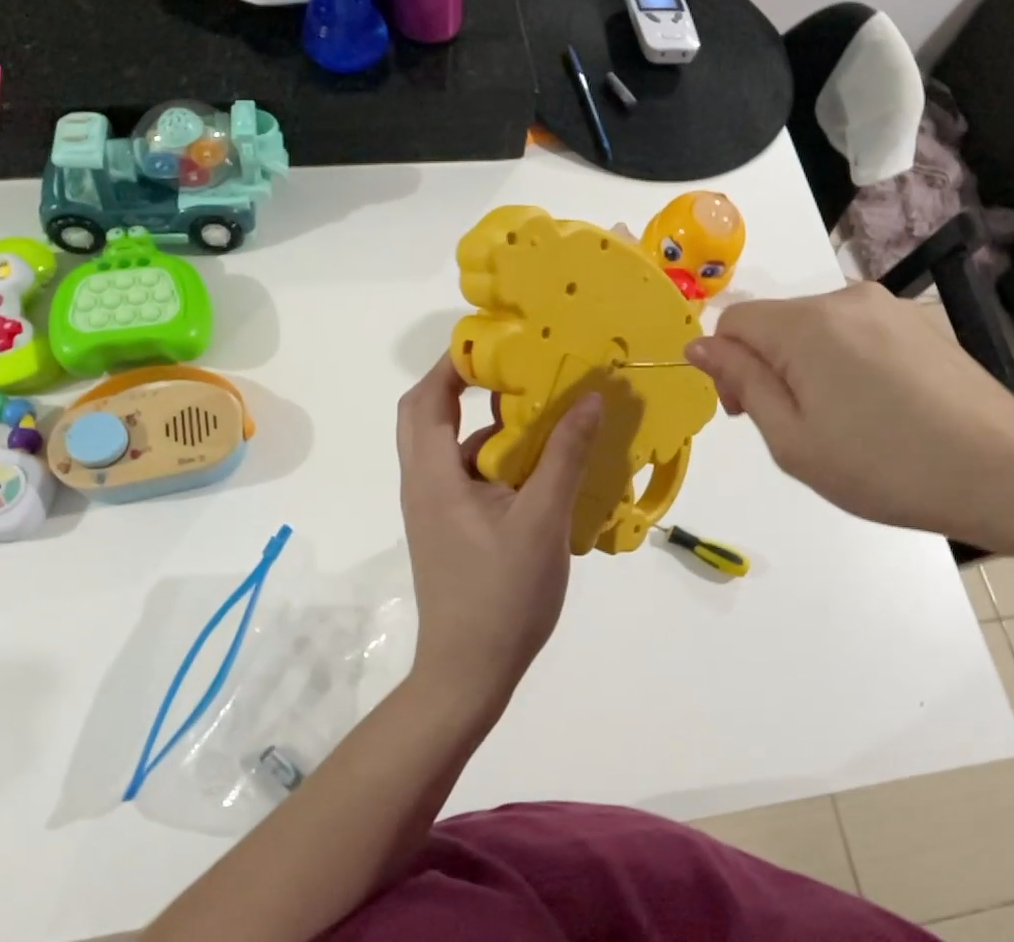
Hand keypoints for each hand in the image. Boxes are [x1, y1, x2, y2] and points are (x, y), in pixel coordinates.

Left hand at [396, 356, 602, 699]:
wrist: (469, 673)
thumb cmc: (501, 595)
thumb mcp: (542, 521)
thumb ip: (563, 456)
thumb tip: (589, 399)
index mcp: (432, 474)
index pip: (427, 397)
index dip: (455, 361)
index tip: (499, 340)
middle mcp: (424, 484)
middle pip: (433, 416)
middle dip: (471, 389)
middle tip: (521, 372)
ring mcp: (436, 510)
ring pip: (458, 450)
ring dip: (496, 430)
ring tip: (551, 419)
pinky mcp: (452, 530)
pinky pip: (472, 479)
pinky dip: (503, 465)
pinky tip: (548, 473)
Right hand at [684, 283, 1013, 548]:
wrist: (1007, 474)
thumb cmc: (885, 468)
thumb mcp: (792, 440)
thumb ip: (742, 383)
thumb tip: (700, 344)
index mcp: (807, 324)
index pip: (733, 321)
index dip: (724, 366)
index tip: (746, 415)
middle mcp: (846, 299)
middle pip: (775, 323)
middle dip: (768, 368)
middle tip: (798, 430)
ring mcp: (889, 308)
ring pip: (815, 331)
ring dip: (807, 370)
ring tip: (842, 427)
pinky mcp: (919, 325)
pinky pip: (855, 336)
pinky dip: (845, 367)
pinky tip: (877, 413)